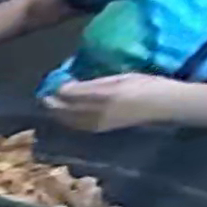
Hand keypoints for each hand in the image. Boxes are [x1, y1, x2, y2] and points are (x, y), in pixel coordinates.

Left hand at [43, 74, 184, 130]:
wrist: (162, 105)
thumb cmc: (146, 85)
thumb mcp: (122, 77)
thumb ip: (95, 83)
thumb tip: (70, 85)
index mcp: (104, 94)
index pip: (70, 94)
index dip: (58, 89)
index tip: (52, 83)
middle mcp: (95, 111)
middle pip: (63, 108)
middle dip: (50, 101)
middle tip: (44, 94)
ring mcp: (93, 122)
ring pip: (64, 118)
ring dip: (55, 110)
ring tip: (50, 102)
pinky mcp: (95, 129)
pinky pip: (72, 124)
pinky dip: (64, 117)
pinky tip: (62, 112)